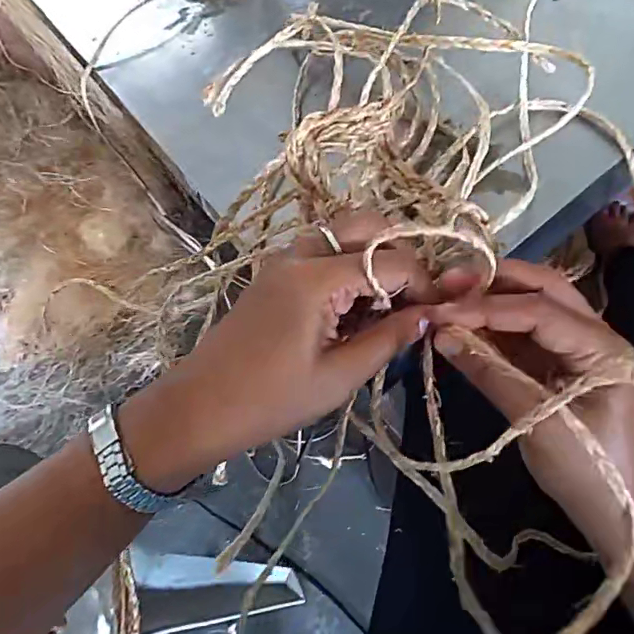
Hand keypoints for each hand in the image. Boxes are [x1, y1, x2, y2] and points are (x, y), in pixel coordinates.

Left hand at [116, 214, 439, 490]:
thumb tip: (429, 316)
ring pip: (343, 233)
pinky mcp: (276, 272)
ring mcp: (284, 259)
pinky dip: (349, 265)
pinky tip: (354, 308)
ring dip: (373, 257)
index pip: (392, 261)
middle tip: (410, 301)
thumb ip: (389, 339)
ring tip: (383, 306)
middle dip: (399, 257)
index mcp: (317, 276)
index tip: (436, 314)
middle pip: (367, 225)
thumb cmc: (270, 400)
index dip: (423, 284)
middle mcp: (301, 252)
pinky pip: (323, 250)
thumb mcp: (339, 376)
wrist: (198, 408)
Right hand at [429, 259, 633, 562]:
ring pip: (536, 304)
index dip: (489, 307)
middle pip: (545, 289)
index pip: (540, 311)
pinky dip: (497, 326)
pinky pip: (527, 332)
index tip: (444, 310)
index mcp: (603, 348)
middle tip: (448, 284)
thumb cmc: (585, 472)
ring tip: (450, 297)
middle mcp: (597, 335)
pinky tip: (466, 324)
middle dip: (496, 283)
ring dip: (494, 299)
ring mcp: (580, 346)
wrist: (615, 513)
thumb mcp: (536, 423)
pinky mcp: (562, 361)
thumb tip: (442, 335)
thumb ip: (490, 373)